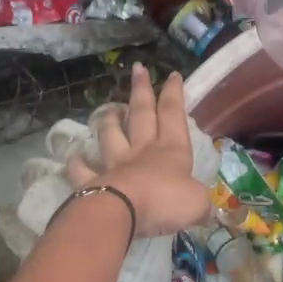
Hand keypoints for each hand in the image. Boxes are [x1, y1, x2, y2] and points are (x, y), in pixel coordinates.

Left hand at [66, 64, 210, 238]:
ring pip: (111, 135)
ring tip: (109, 108)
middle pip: (142, 114)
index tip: (173, 74)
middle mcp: (142, 151)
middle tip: (138, 68)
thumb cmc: (164, 201)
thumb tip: (208, 211)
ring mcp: (115, 164)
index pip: (173, 114)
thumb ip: (202, 203)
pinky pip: (82, 170)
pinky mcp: (93, 182)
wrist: (121, 212)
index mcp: (171, 150)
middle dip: (142, 90)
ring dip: (110, 120)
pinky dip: (77, 163)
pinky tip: (74, 156)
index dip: (174, 93)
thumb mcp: (197, 203)